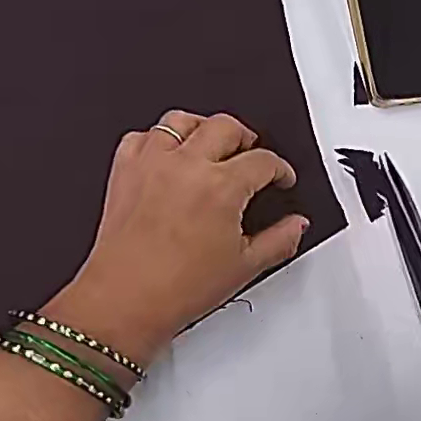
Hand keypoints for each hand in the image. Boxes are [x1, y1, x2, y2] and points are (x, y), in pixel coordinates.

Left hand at [43, 111, 306, 365]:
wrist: (126, 300)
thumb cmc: (176, 287)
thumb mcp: (246, 266)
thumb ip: (280, 239)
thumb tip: (296, 225)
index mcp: (221, 187)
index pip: (264, 160)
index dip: (281, 168)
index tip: (281, 178)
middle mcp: (186, 166)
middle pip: (225, 126)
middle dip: (247, 138)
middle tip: (253, 154)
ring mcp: (151, 164)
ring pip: (182, 120)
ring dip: (204, 128)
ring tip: (213, 144)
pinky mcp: (124, 171)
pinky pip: (142, 136)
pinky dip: (160, 140)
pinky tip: (171, 155)